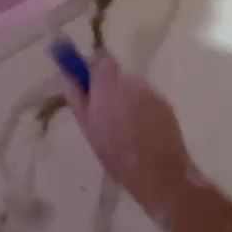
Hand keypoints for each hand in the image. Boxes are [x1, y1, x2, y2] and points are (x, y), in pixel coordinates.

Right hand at [59, 49, 196, 217]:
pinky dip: (139, 108)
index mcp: (109, 83)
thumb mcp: (87, 126)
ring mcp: (151, 92)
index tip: (84, 78)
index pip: (100, 57)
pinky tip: (139, 131)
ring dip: (123, 98)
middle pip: (115, 74)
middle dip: (106, 87)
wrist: (161, 174)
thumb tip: (66, 75)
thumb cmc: (116, 152)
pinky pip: (145, 99)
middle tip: (100, 111)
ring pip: (131, 87)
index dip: (91, 65)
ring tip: (121, 126)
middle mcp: (132, 80)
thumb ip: (76, 95)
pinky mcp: (166, 104)